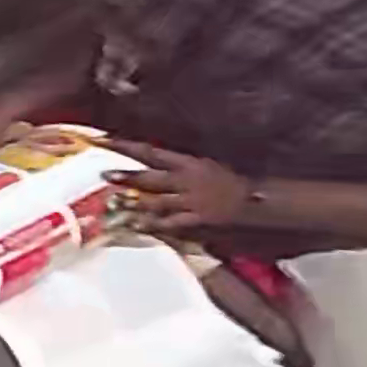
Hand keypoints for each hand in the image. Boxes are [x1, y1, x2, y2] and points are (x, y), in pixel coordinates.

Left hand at [104, 139, 250, 233]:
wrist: (267, 200)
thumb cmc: (230, 181)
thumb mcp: (201, 165)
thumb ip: (171, 164)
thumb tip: (139, 158)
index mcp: (188, 163)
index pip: (149, 151)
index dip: (123, 146)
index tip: (99, 140)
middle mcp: (187, 180)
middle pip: (150, 177)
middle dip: (126, 176)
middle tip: (103, 174)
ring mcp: (192, 200)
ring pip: (155, 201)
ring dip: (134, 202)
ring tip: (114, 202)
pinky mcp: (199, 218)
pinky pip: (170, 222)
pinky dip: (152, 224)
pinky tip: (136, 225)